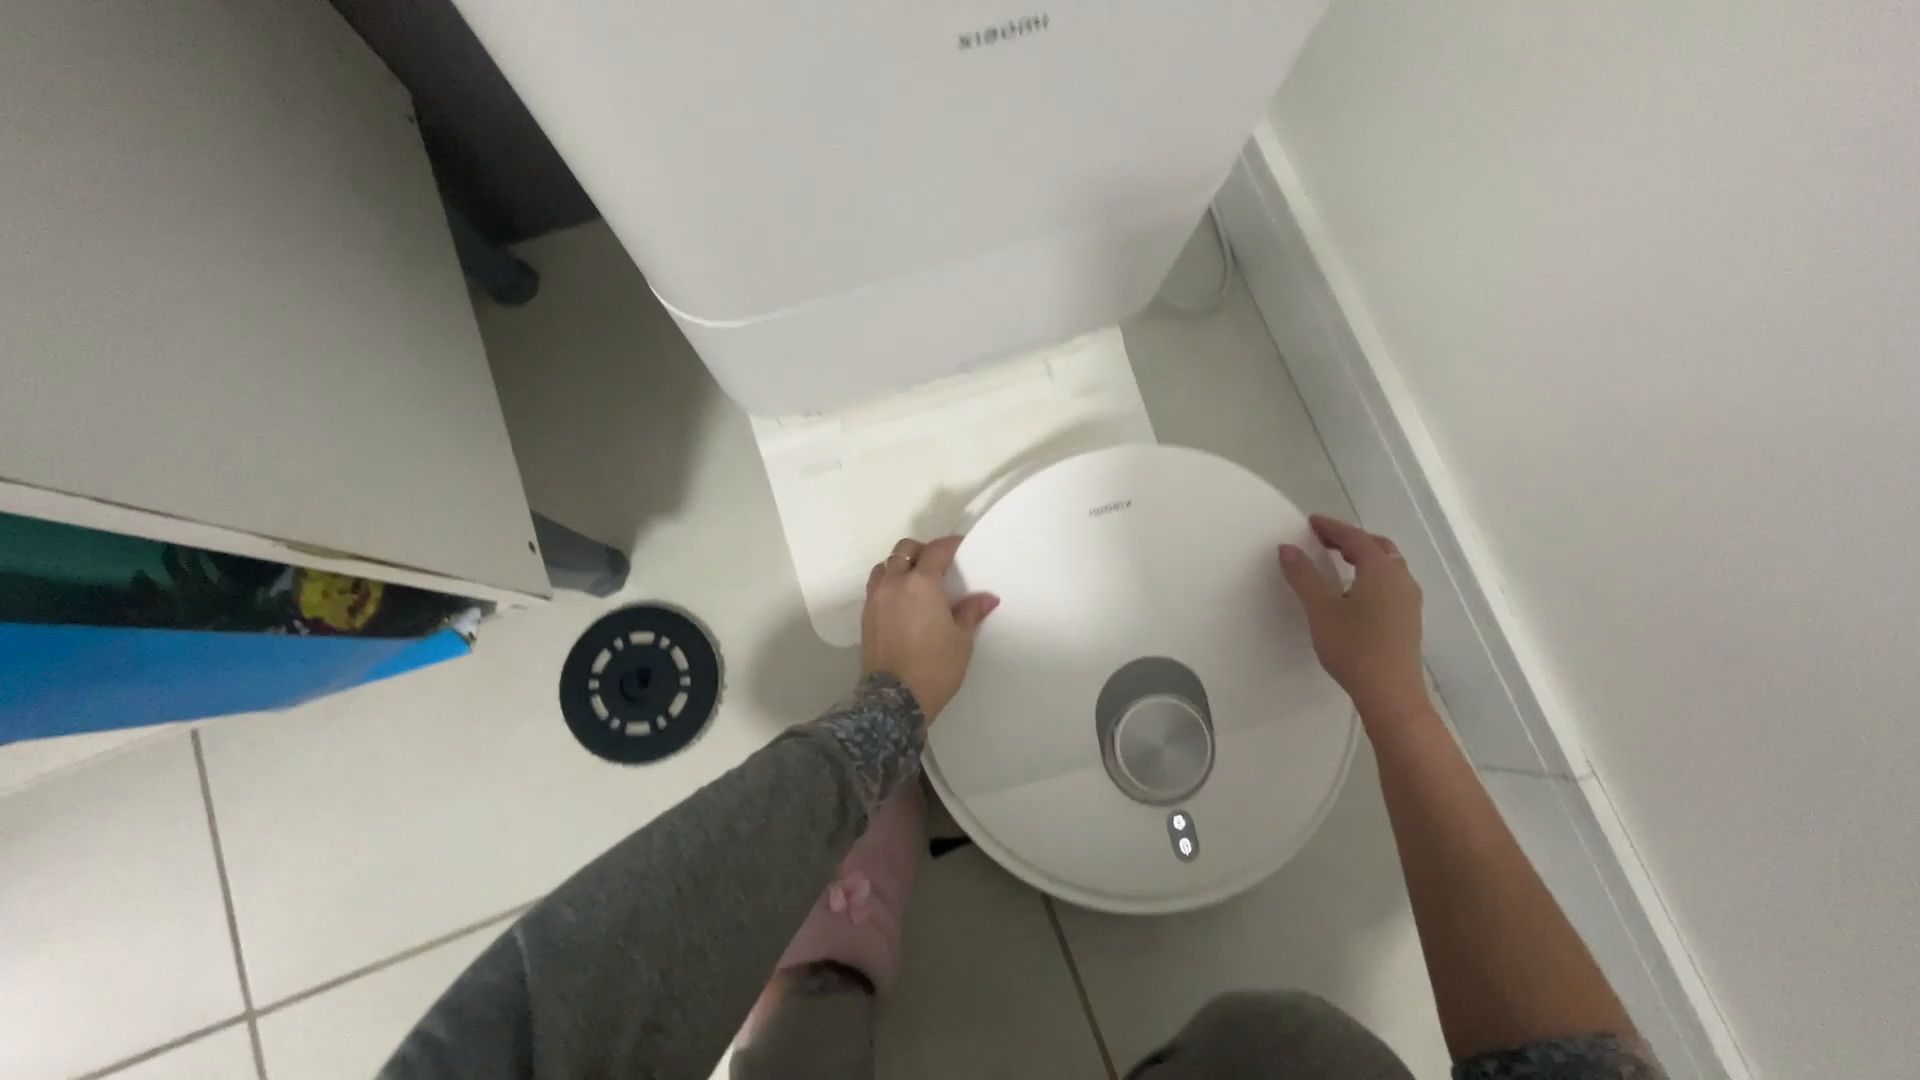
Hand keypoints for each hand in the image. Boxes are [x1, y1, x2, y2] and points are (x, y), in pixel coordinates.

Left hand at [861, 536, 999, 721]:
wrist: (895, 699)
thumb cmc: (935, 667)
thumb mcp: (961, 640)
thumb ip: (970, 613)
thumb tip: (987, 599)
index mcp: (921, 583)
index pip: (936, 550)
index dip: (950, 544)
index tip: (960, 547)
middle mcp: (895, 584)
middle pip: (905, 550)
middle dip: (922, 551)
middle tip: (938, 564)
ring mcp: (876, 599)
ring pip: (885, 566)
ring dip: (900, 566)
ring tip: (916, 581)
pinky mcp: (866, 616)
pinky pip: (876, 586)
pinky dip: (889, 584)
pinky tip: (902, 601)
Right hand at [1278, 514, 1427, 718]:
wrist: (1390, 693)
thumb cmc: (1353, 648)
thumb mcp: (1321, 610)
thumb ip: (1304, 576)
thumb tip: (1287, 548)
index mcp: (1381, 571)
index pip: (1355, 538)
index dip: (1333, 528)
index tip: (1311, 522)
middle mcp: (1401, 579)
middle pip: (1378, 547)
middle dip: (1351, 539)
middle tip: (1324, 540)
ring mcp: (1409, 600)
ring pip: (1388, 565)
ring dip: (1364, 557)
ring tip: (1338, 561)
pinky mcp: (1408, 618)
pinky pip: (1391, 582)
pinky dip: (1372, 574)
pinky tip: (1356, 591)